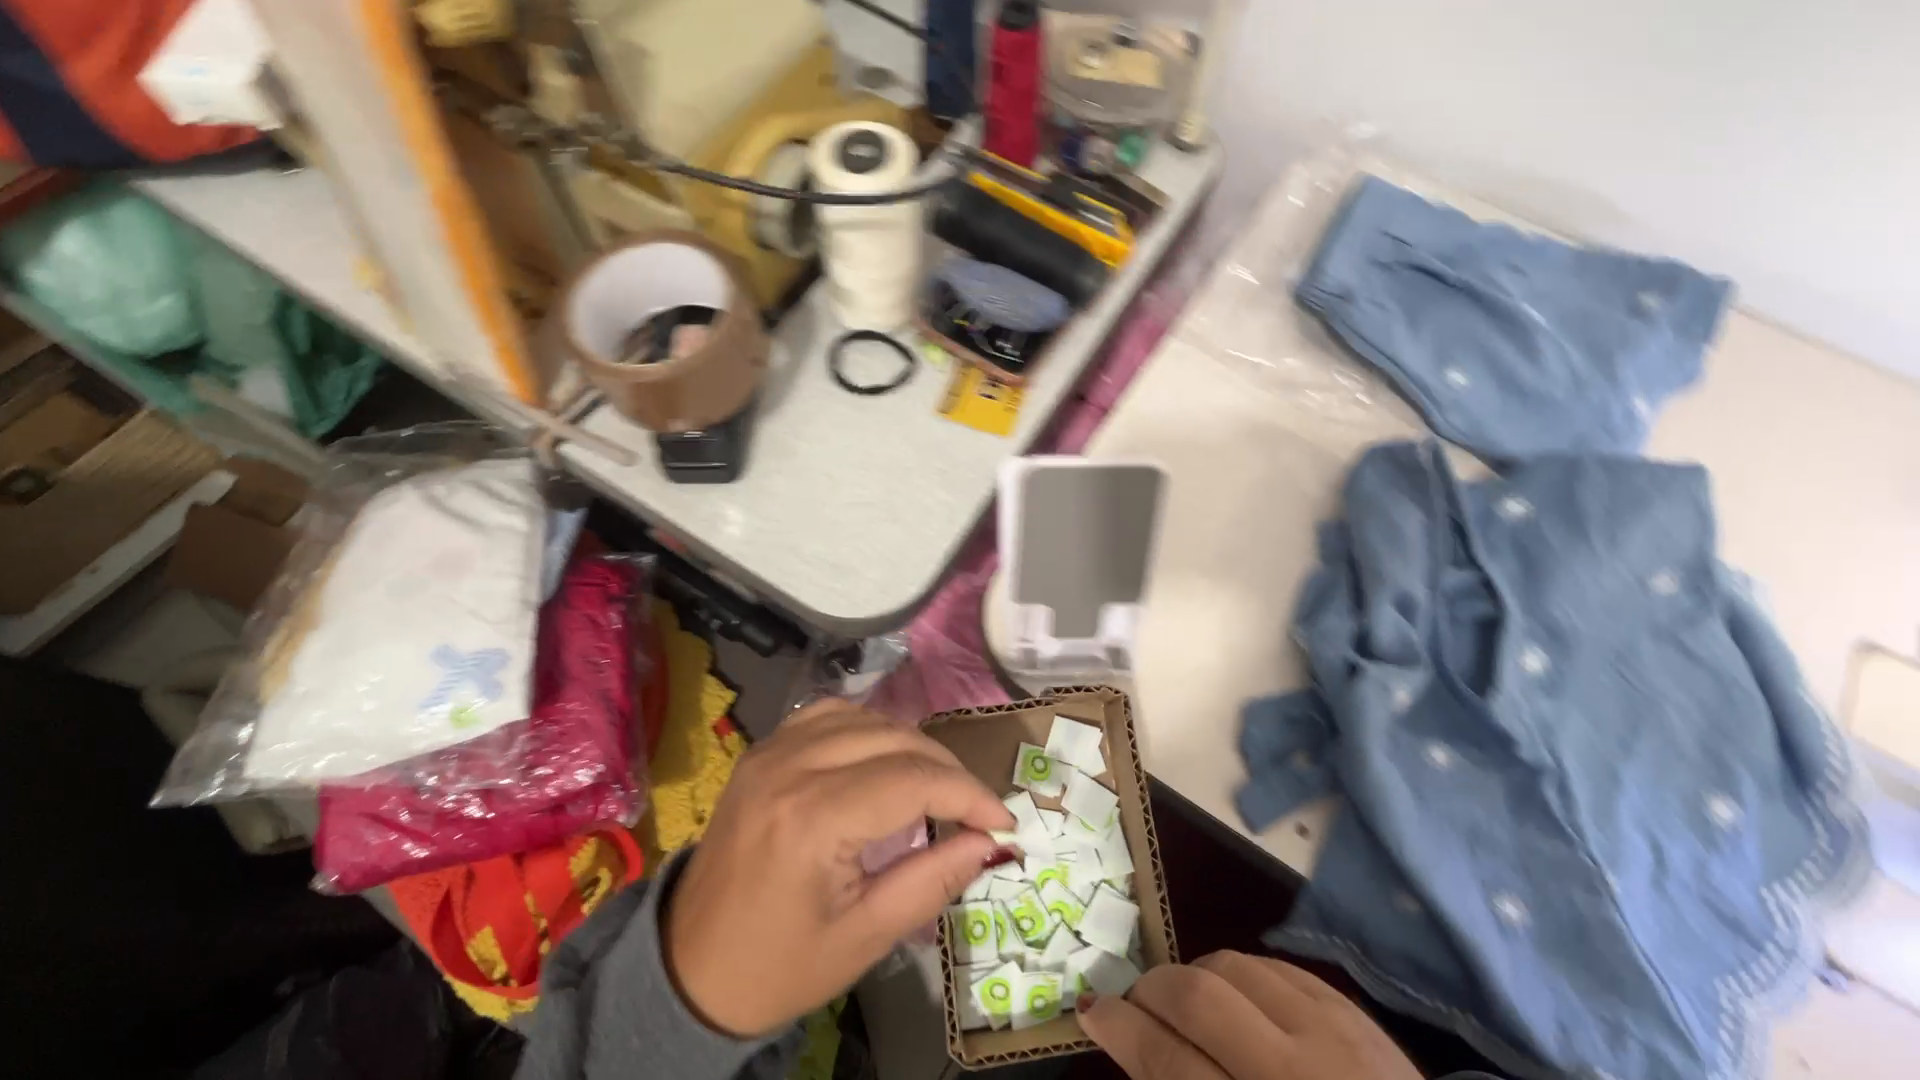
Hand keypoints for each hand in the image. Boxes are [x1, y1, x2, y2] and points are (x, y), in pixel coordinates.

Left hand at [662, 698, 1015, 1037]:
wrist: (689, 968)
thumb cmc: (780, 965)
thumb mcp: (865, 937)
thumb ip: (932, 881)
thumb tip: (990, 841)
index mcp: (812, 820)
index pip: (913, 779)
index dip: (968, 794)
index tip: (1003, 821)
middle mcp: (789, 768)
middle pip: (894, 738)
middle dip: (946, 768)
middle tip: (974, 808)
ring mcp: (768, 753)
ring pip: (863, 716)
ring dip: (910, 743)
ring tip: (936, 783)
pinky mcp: (759, 753)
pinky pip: (825, 715)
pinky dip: (866, 726)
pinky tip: (882, 756)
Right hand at [1079, 951, 1421, 1079]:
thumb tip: (1137, 1042)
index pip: (1171, 1064)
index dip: (1122, 1029)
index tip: (1092, 1009)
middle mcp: (1297, 1077)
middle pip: (1198, 999)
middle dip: (1151, 990)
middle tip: (1137, 1004)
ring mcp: (1334, 1038)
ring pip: (1234, 967)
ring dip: (1194, 974)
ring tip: (1187, 1001)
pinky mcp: (1357, 1016)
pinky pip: (1277, 966)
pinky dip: (1241, 974)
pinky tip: (1236, 996)